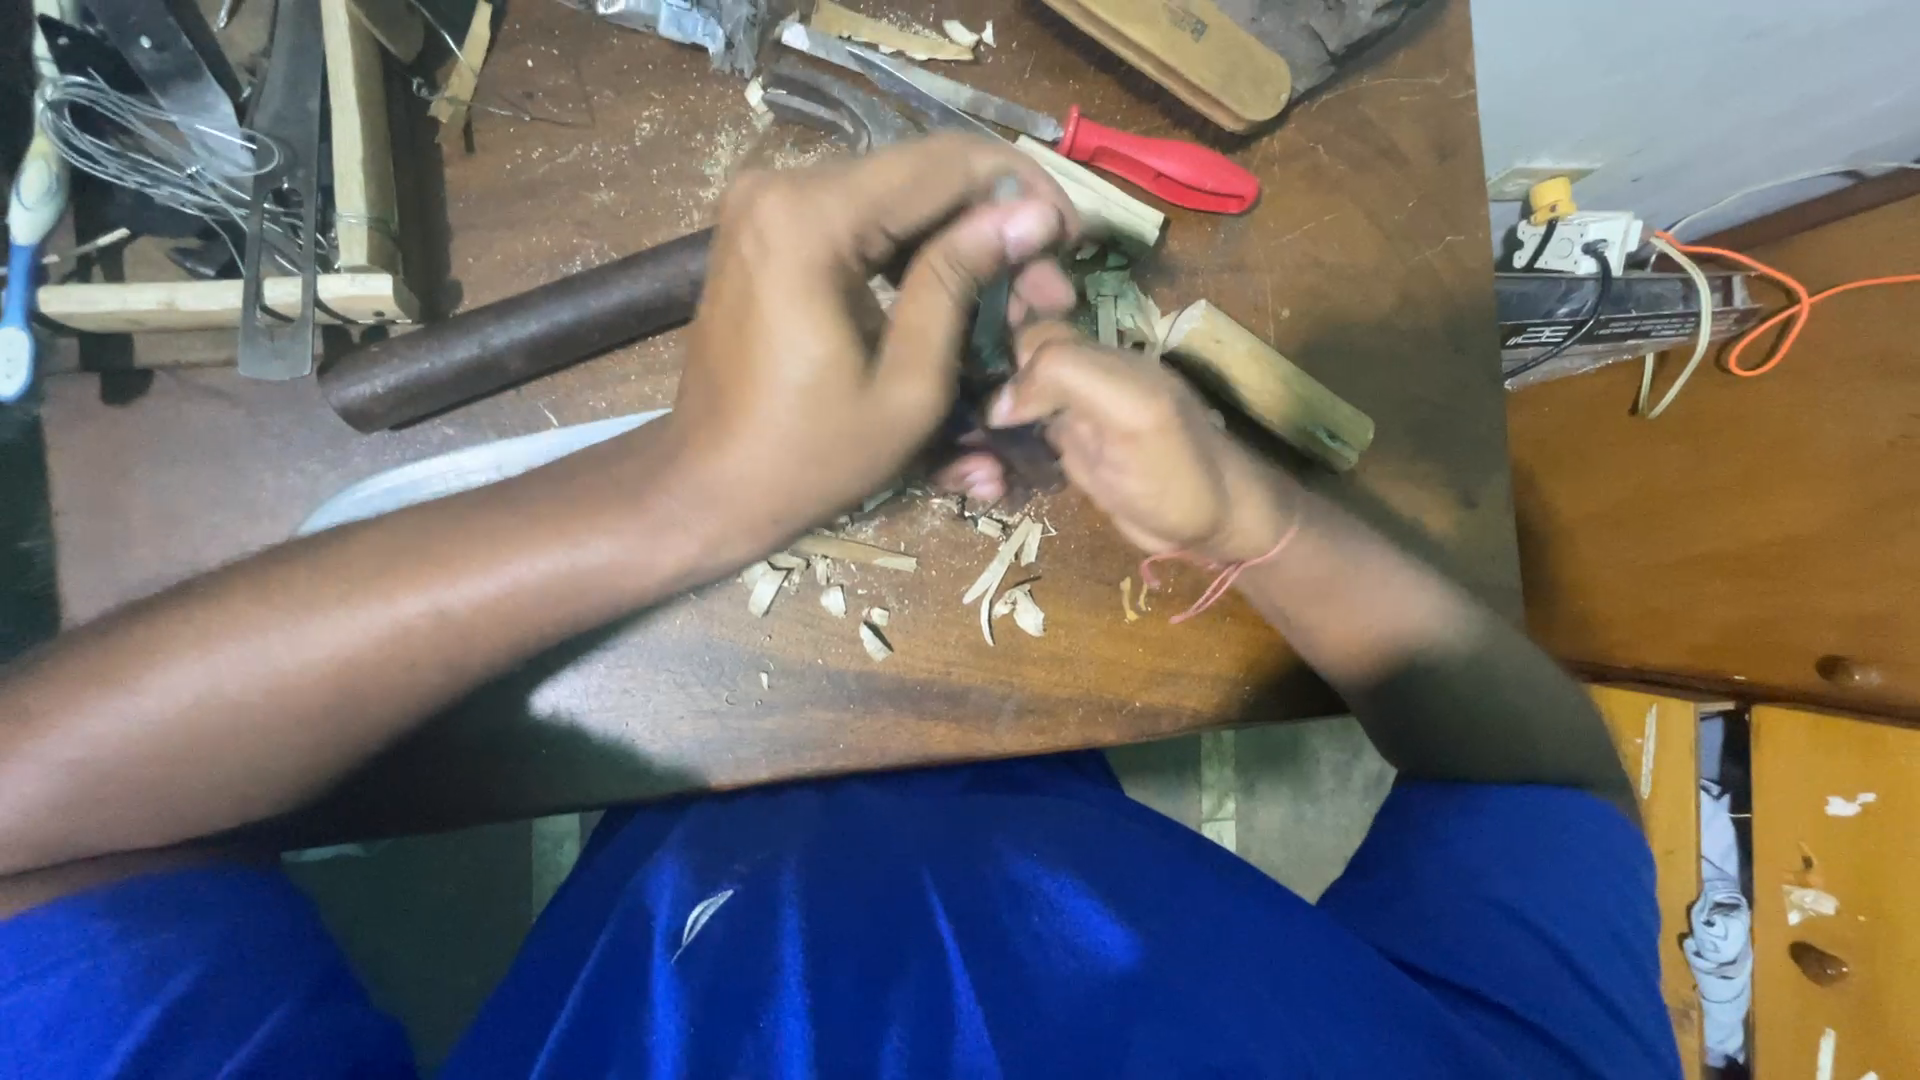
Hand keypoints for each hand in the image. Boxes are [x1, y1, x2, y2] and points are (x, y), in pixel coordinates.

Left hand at [664, 135, 1079, 554]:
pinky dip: (912, 253)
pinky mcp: (765, 231)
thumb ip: (961, 284)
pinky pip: (859, 222)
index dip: (1021, 190)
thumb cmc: (812, 457)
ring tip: (1014, 296)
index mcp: (809, 219)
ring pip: (894, 198)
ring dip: (959, 240)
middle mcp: (778, 186)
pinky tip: (955, 291)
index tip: (1071, 236)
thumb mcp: (908, 384)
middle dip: (994, 223)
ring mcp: (764, 205)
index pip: (943, 164)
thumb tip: (1032, 213)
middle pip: (919, 176)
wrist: (711, 485)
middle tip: (1047, 286)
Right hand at [951, 321, 1299, 561]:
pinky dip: (998, 451)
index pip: (1025, 334)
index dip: (993, 350)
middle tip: (947, 430)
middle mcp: (1077, 377)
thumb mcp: (1130, 410)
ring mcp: (1070, 417)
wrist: (1213, 526)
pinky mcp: (1068, 452)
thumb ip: (1067, 377)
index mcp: (1093, 354)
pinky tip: (980, 470)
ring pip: (1010, 403)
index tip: (950, 384)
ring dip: (981, 425)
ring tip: (959, 458)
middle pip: (1009, 367)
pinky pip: (1022, 438)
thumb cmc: (1176, 468)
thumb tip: (997, 399)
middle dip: (977, 390)